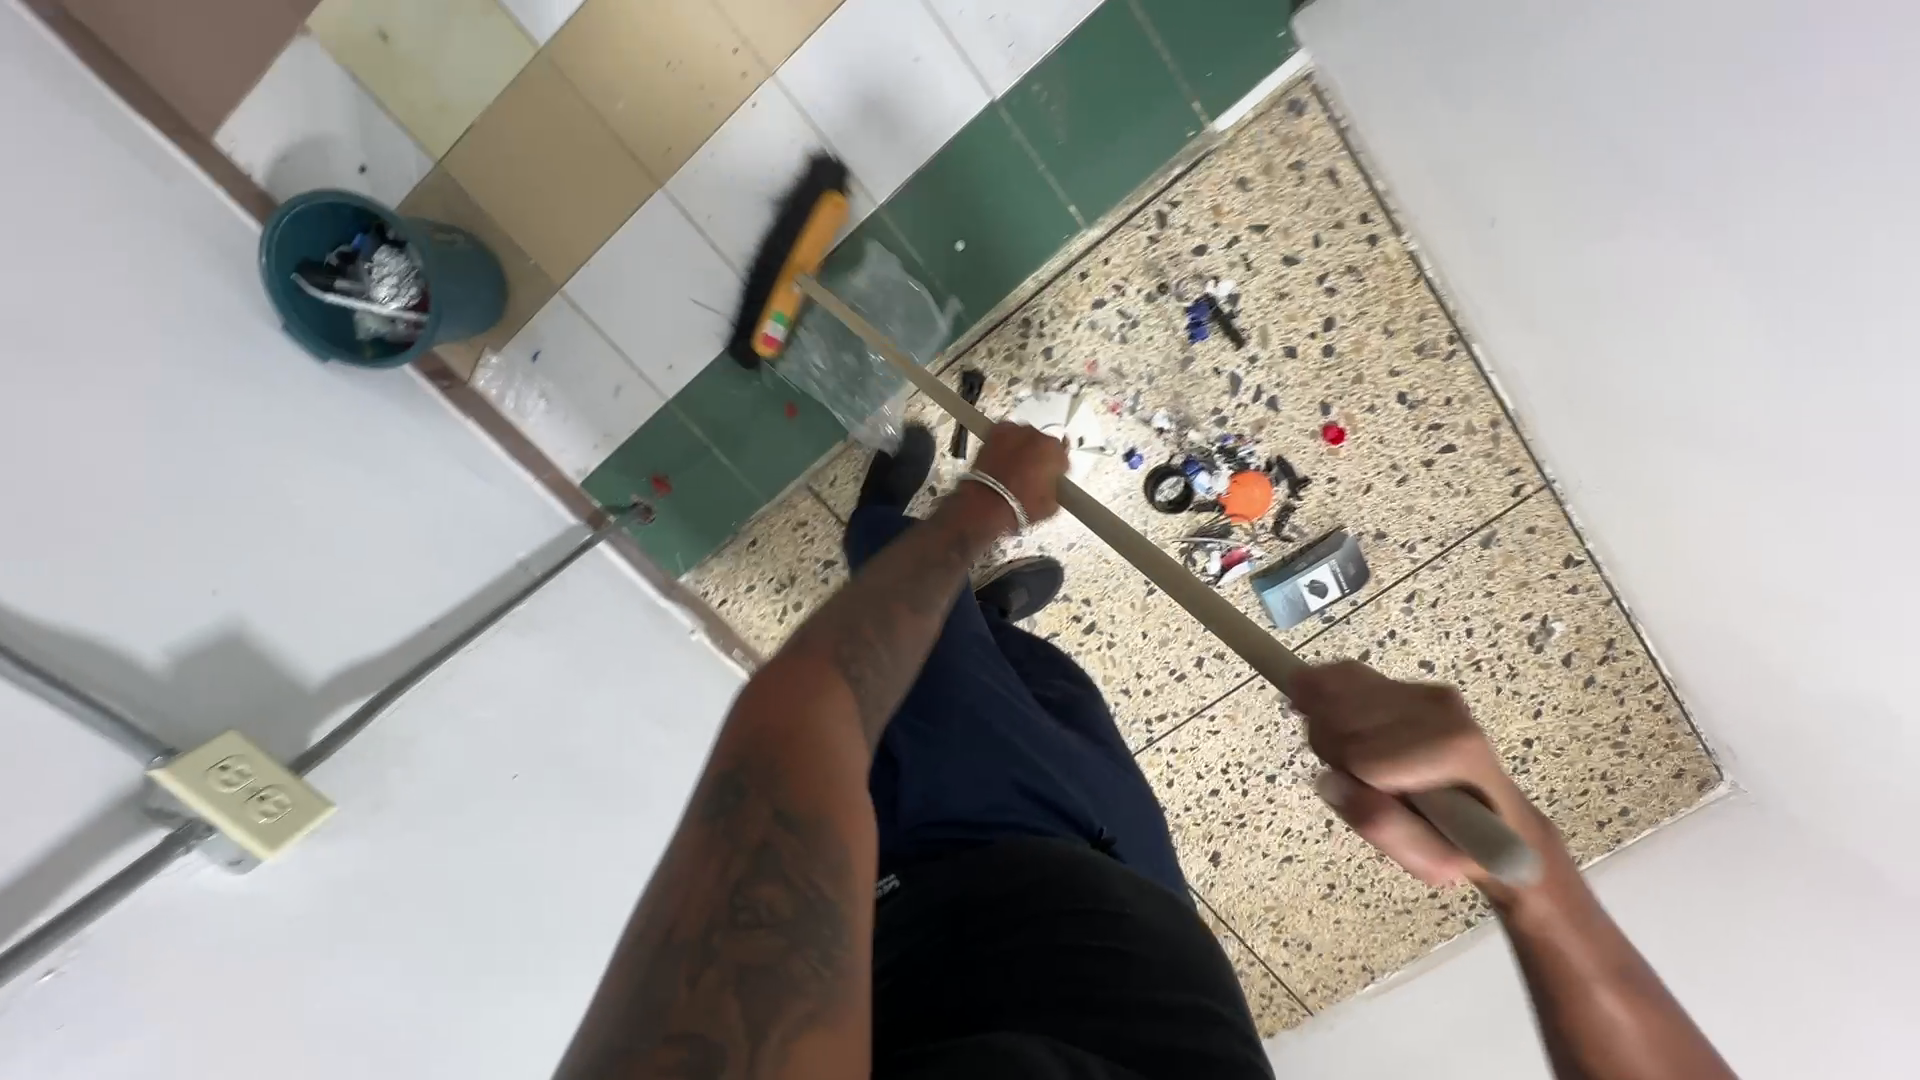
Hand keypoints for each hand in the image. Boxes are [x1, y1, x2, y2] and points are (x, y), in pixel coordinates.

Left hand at [969, 422, 1068, 524]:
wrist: (989, 503)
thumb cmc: (1018, 504)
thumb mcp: (1051, 505)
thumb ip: (1056, 488)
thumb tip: (1051, 486)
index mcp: (1056, 452)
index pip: (1062, 456)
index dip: (1056, 468)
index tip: (1050, 476)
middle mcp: (1038, 436)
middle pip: (1042, 444)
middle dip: (1038, 456)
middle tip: (1029, 474)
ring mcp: (1016, 431)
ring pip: (1024, 437)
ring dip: (1021, 447)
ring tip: (1012, 467)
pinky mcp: (996, 431)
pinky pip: (1005, 433)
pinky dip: (1004, 442)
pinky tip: (1001, 457)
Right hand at [1290, 660, 1538, 888]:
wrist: (1502, 821)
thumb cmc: (1465, 847)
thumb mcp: (1430, 862)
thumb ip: (1383, 827)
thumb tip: (1329, 781)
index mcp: (1450, 750)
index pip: (1357, 747)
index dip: (1343, 771)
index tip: (1356, 792)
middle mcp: (1440, 709)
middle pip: (1341, 707)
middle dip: (1329, 741)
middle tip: (1353, 775)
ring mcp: (1428, 692)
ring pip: (1337, 685)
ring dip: (1326, 719)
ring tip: (1352, 755)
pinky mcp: (1414, 685)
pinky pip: (1345, 674)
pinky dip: (1326, 694)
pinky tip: (1336, 722)